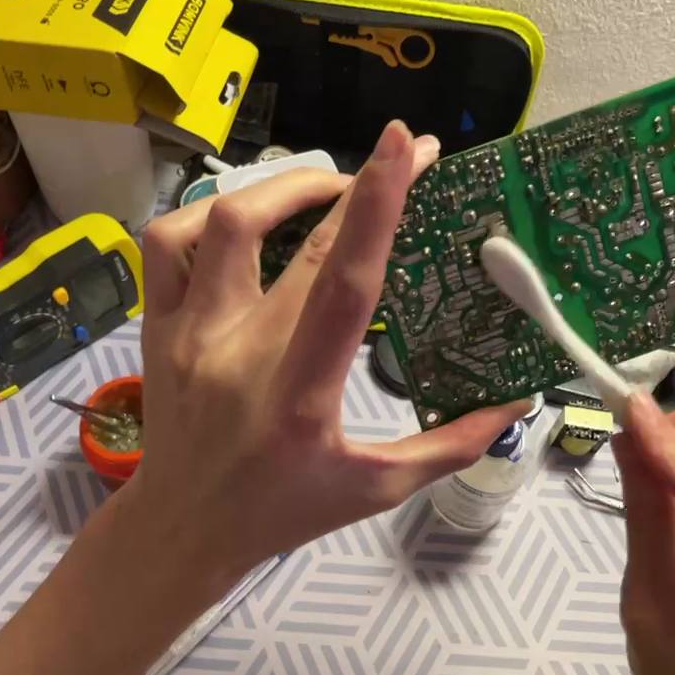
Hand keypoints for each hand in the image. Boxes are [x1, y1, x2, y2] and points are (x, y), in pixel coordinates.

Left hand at [121, 121, 528, 583]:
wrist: (181, 528)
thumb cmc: (282, 511)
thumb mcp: (375, 490)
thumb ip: (450, 447)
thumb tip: (516, 403)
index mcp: (299, 394)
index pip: (344, 284)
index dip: (376, 207)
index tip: (405, 146)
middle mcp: (238, 352)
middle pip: (303, 243)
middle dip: (361, 182)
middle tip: (404, 152)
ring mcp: (189, 333)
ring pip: (223, 223)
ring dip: (282, 189)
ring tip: (327, 186)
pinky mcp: (158, 326)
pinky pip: (167, 242)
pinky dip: (209, 213)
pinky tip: (250, 218)